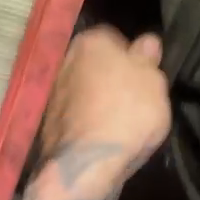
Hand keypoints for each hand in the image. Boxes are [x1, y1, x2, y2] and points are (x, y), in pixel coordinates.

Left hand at [38, 26, 170, 165]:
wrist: (85, 162)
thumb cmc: (127, 112)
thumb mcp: (154, 82)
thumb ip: (148, 58)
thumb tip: (146, 41)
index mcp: (91, 40)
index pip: (114, 37)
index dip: (132, 56)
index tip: (143, 76)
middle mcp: (65, 58)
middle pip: (95, 62)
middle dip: (110, 76)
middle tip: (133, 98)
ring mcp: (51, 89)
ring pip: (82, 87)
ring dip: (95, 98)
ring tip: (117, 121)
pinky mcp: (45, 117)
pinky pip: (73, 111)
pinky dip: (84, 118)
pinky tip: (99, 134)